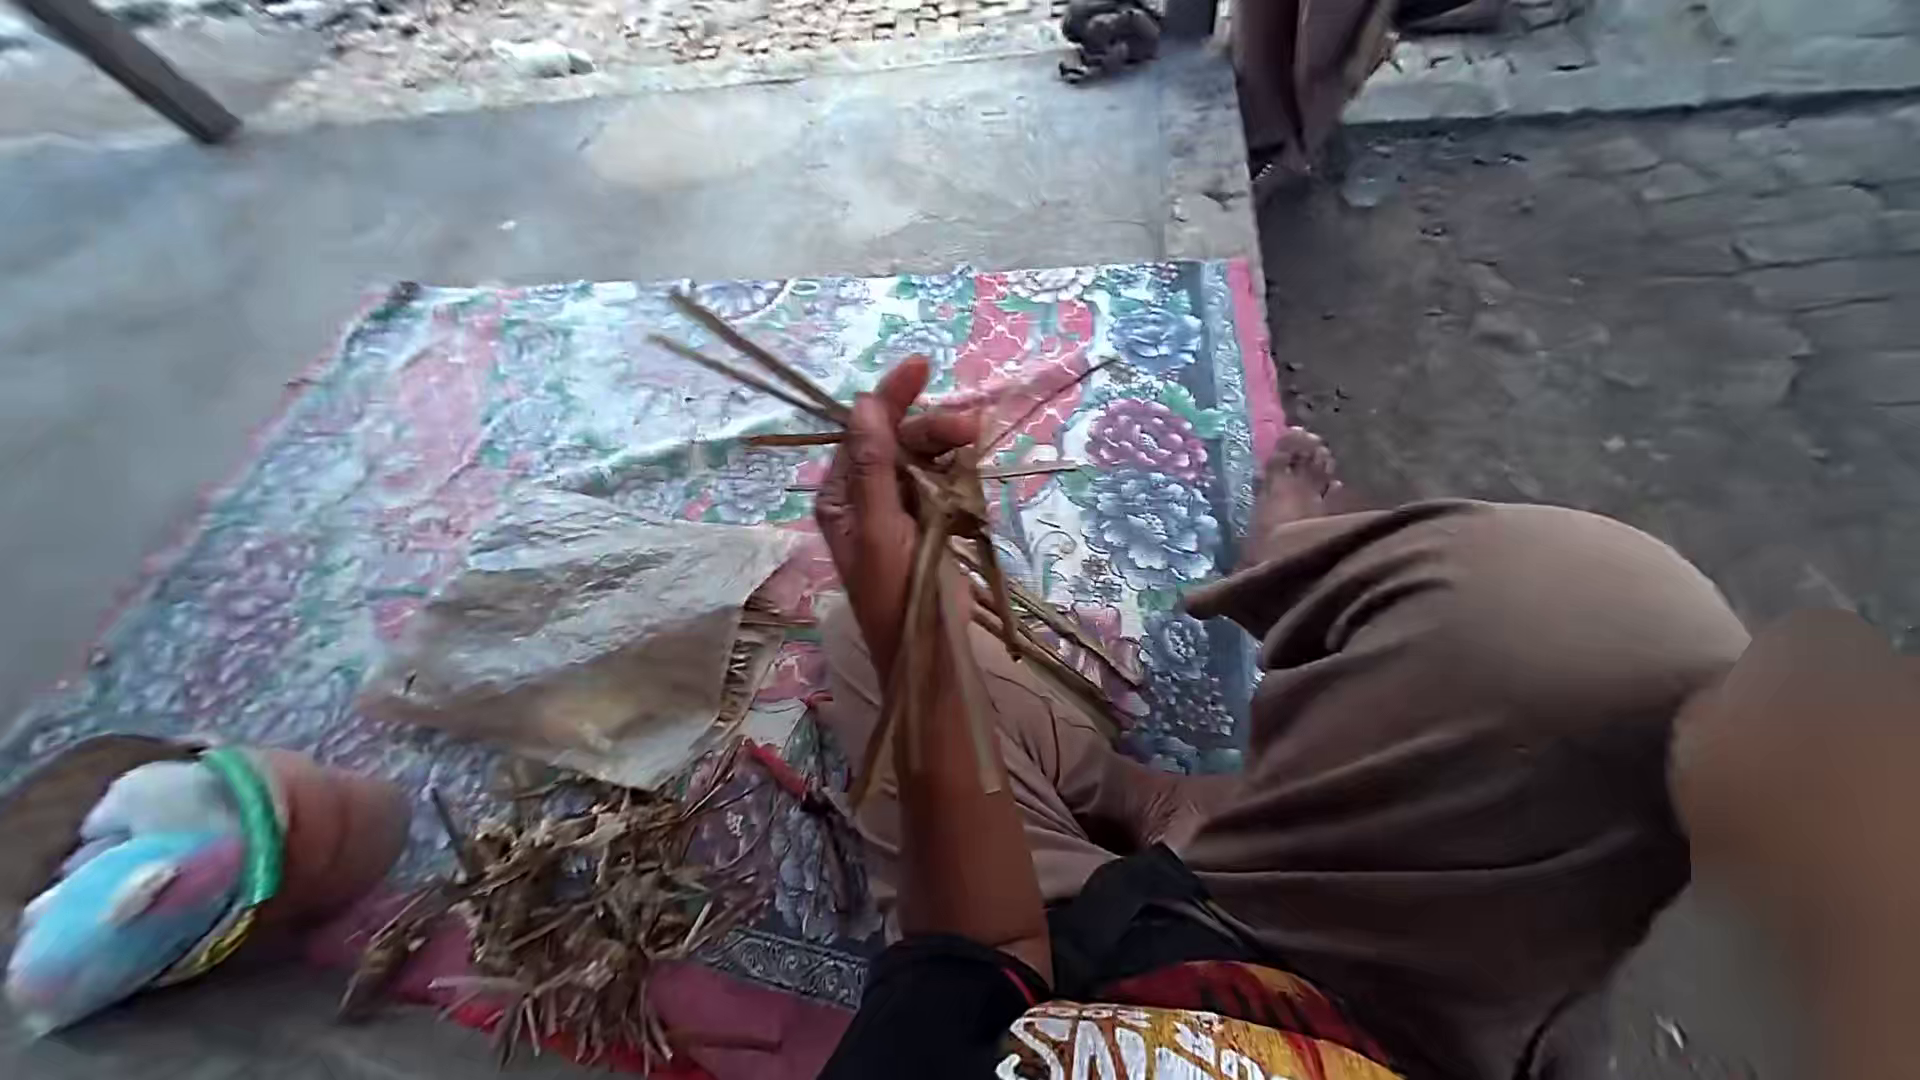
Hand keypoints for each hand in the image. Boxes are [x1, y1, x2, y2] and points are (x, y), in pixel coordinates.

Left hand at [814, 356, 977, 680]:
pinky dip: (959, 471)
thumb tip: (864, 404)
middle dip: (931, 429)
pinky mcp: (931, 521)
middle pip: (898, 442)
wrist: (931, 650)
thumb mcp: (879, 529)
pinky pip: (944, 482)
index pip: (862, 433)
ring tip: (976, 446)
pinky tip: (973, 470)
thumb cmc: (896, 593)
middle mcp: (867, 496)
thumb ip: (873, 468)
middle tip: (971, 429)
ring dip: (949, 447)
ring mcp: (901, 508)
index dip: (889, 398)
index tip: (921, 365)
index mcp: (842, 497)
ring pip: (925, 459)